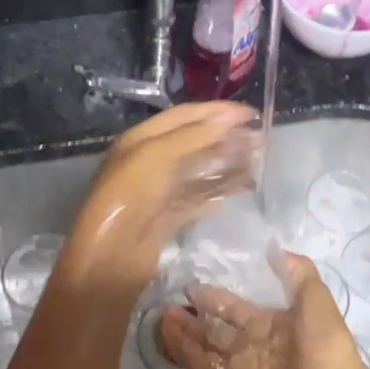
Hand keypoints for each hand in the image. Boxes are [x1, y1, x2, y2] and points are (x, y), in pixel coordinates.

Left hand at [62, 102, 257, 292]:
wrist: (110, 257)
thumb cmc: (129, 196)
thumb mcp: (157, 155)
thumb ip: (194, 135)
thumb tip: (229, 117)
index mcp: (140, 139)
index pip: (184, 116)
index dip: (217, 111)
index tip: (251, 113)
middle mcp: (148, 160)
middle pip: (192, 141)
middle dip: (224, 136)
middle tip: (259, 137)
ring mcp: (157, 190)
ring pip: (197, 169)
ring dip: (225, 162)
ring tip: (255, 159)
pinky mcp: (166, 216)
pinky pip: (197, 198)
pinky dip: (217, 191)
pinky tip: (239, 188)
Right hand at [158, 251, 369, 368]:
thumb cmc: (325, 341)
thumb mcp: (315, 295)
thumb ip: (296, 271)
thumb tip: (273, 247)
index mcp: (268, 324)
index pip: (232, 308)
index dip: (213, 298)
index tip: (190, 288)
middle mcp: (251, 346)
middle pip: (214, 332)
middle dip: (191, 320)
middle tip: (166, 307)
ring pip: (205, 352)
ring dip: (184, 338)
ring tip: (162, 322)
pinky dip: (190, 361)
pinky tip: (173, 344)